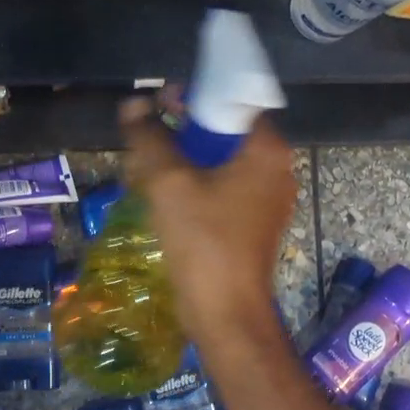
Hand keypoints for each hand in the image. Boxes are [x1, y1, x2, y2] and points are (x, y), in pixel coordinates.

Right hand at [118, 96, 297, 346]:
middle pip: (227, 132)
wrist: (225, 312)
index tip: (159, 102)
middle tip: (147, 136)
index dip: (194, 97)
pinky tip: (165, 196)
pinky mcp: (255, 224)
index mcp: (267, 150)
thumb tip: (133, 104)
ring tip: (148, 166)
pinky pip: (225, 189)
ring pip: (222, 163)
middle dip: (185, 130)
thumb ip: (149, 138)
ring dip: (186, 159)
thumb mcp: (168, 183)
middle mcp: (276, 169)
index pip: (233, 101)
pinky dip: (198, 185)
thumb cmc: (203, 241)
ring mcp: (268, 199)